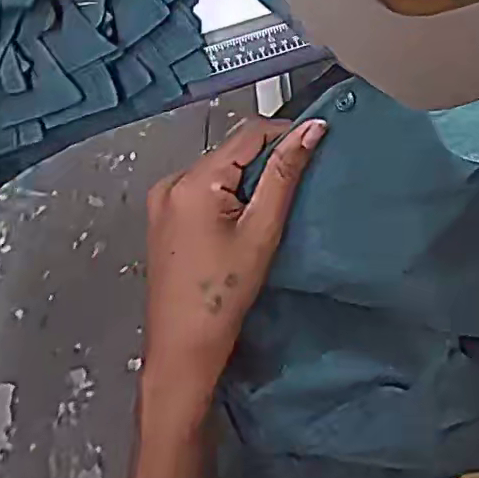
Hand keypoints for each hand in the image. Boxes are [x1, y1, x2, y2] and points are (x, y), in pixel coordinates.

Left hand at [141, 117, 326, 412]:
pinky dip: (231, 191)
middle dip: (268, 158)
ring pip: (221, 167)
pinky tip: (246, 217)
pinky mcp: (165, 216)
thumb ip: (286, 171)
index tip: (314, 144)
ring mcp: (164, 199)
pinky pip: (206, 186)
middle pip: (233, 150)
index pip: (249, 134)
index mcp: (193, 180)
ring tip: (274, 203)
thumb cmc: (226, 291)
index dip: (285, 133)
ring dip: (250, 176)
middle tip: (298, 180)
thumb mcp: (263, 227)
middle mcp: (172, 182)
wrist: (184, 348)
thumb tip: (312, 129)